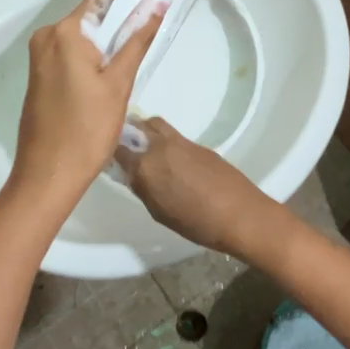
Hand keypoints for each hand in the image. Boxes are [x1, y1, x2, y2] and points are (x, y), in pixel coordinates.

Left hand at [7, 0, 163, 202]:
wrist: (49, 175)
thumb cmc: (88, 128)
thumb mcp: (120, 82)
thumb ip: (138, 37)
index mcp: (65, 31)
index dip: (130, 2)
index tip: (153, 14)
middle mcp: (46, 36)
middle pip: (93, 19)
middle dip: (118, 32)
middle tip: (138, 61)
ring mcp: (39, 57)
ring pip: (83, 41)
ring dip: (106, 52)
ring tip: (121, 82)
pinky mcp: (39, 76)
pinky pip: (71, 58)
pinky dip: (90, 66)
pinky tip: (102, 91)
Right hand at [114, 118, 289, 257]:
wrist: (241, 215)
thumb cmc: (197, 223)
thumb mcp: (160, 213)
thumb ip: (143, 190)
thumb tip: (135, 176)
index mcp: (145, 166)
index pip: (117, 148)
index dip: (110, 150)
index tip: (107, 155)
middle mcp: (160, 147)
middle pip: (137, 127)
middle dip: (128, 133)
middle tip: (126, 145)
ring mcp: (182, 142)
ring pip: (156, 126)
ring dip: (147, 131)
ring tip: (148, 148)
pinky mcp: (199, 145)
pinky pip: (175, 136)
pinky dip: (166, 141)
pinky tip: (173, 160)